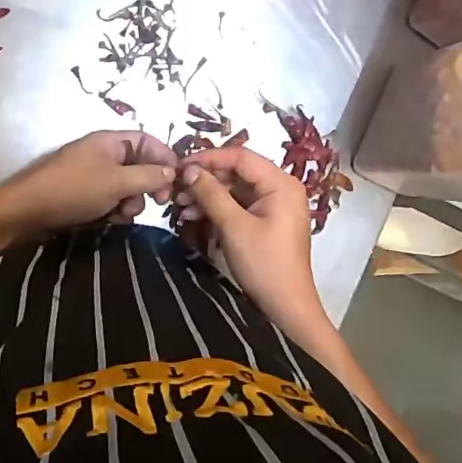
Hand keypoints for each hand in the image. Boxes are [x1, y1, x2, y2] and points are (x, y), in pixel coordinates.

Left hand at [0, 130, 178, 238]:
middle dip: (147, 186)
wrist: (27, 211)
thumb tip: (173, 172)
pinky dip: (115, 210)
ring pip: (127, 188)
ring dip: (130, 203)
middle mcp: (104, 154)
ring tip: (120, 214)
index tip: (176, 183)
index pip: (149, 142)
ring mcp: (93, 175)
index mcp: (111, 141)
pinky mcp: (85, 195)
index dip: (166, 159)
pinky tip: (108, 220)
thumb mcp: (117, 182)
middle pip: (141, 166)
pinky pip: (111, 200)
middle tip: (154, 204)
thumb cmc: (73, 190)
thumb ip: (148, 176)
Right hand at [175, 147, 327, 332]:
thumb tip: (189, 170)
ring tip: (181, 205)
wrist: (285, 306)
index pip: (241, 156)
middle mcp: (281, 188)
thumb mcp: (234, 227)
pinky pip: (239, 206)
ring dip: (208, 195)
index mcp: (281, 183)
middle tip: (176, 188)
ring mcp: (275, 206)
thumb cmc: (264, 264)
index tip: (180, 166)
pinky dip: (218, 209)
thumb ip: (211, 194)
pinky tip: (194, 216)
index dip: (209, 158)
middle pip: (238, 172)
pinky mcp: (267, 222)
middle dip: (206, 179)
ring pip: (236, 190)